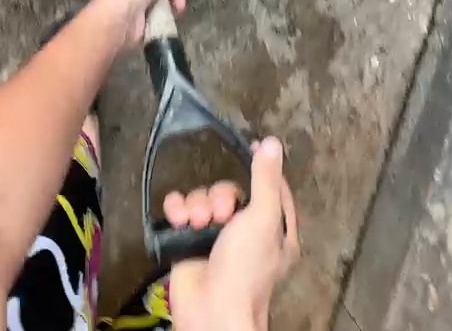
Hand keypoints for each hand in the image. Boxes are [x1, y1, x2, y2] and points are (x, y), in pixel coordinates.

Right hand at [165, 137, 299, 330]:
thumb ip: (265, 179)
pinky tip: (178, 218)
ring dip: (196, 204)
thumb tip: (272, 143)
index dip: (262, 170)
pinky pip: (181, 209)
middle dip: (218, 197)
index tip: (250, 148)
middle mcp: (246, 232)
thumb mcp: (263, 218)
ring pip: (203, 198)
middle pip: (229, 192)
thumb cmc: (245, 266)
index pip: (271, 189)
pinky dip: (177, 210)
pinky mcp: (188, 241)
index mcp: (274, 230)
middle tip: (219, 213)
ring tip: (195, 222)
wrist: (210, 308)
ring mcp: (215, 237)